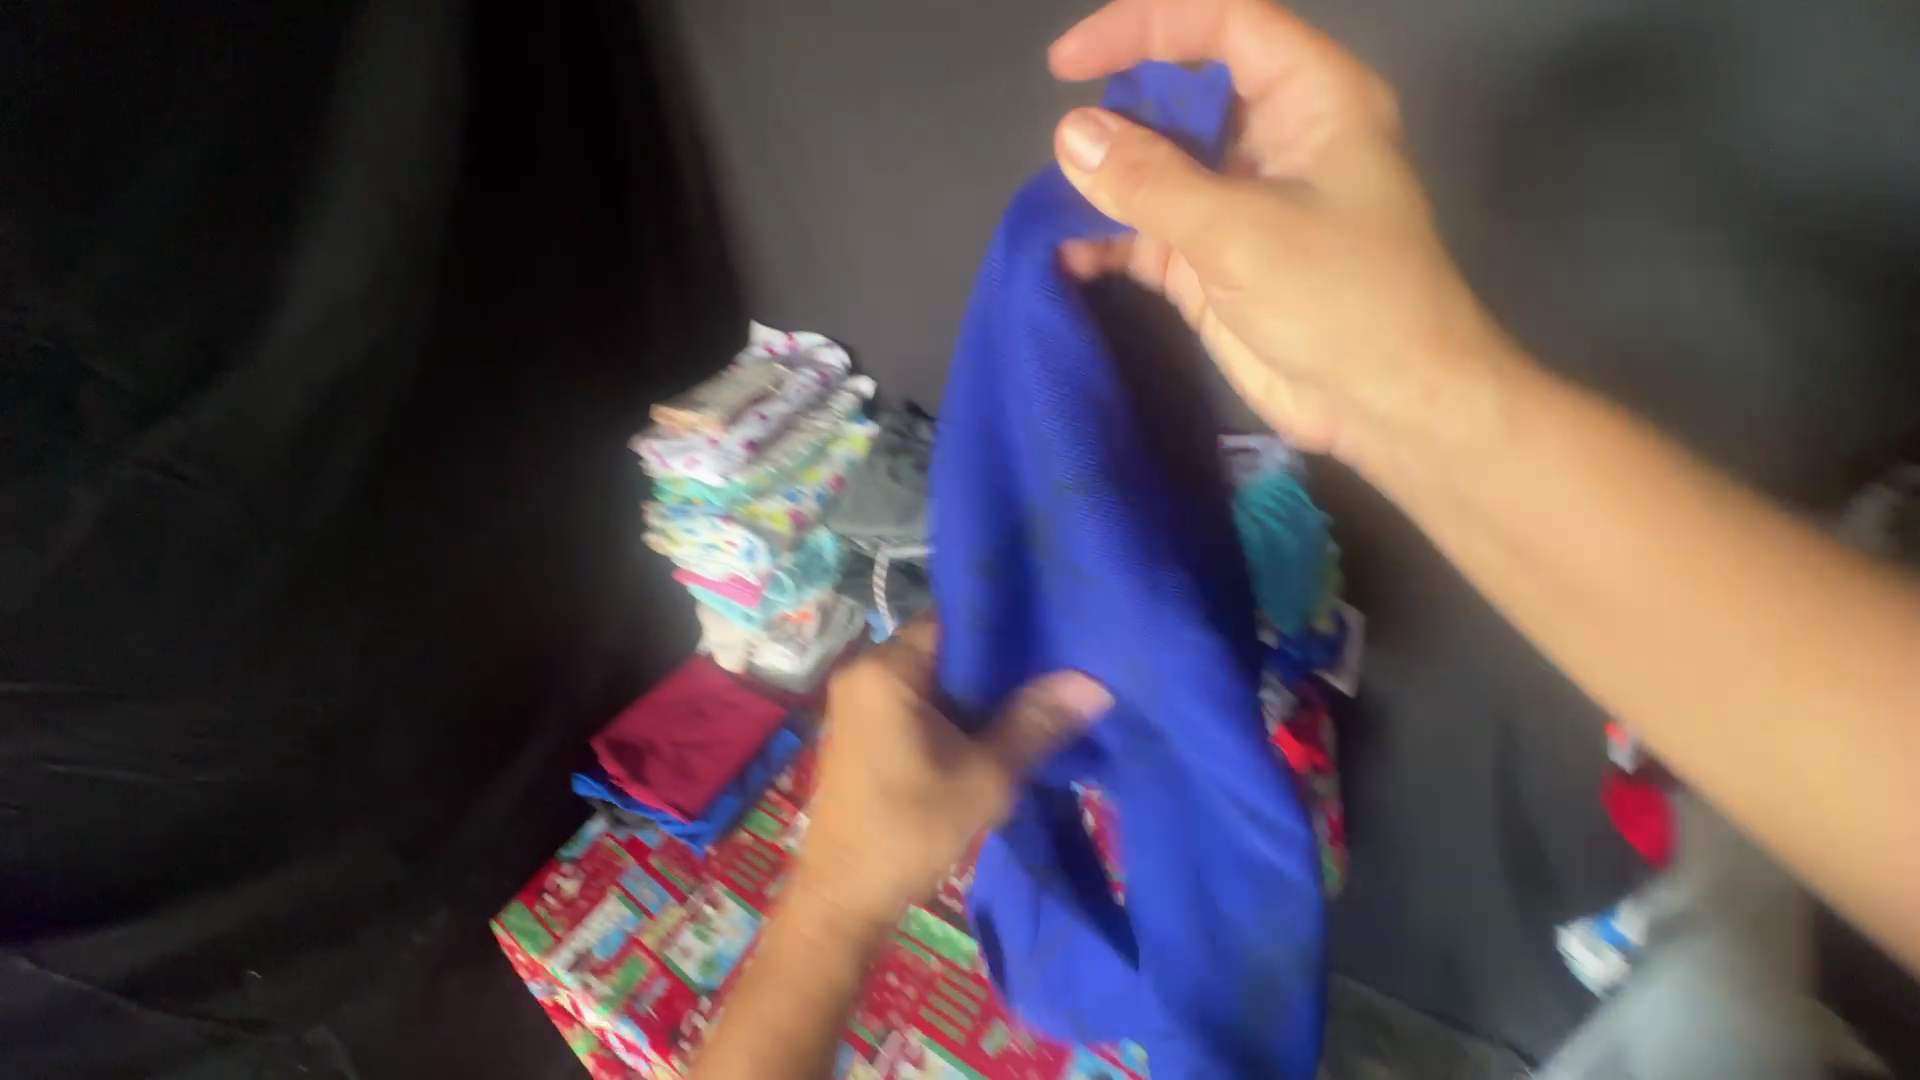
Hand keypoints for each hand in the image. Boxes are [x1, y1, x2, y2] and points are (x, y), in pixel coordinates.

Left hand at [790, 618, 1112, 931]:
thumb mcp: (985, 778)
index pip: (954, 618)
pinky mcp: (859, 728)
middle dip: (994, 662)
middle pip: (942, 645)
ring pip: (930, 675)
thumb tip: (1094, 683)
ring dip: (973, 689)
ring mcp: (857, 700)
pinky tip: (988, 726)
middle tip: (1050, 671)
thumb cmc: (909, 832)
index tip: (1051, 638)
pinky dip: (948, 708)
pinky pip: (912, 698)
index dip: (1004, 626)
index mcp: (886, 668)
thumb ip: (1037, 722)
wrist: (842, 901)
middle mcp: (864, 670)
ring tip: (1030, 697)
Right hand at [1050, 0, 1521, 469]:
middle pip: (1181, 98)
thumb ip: (1152, 183)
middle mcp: (1269, 143)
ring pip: (1157, 172)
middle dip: (1119, 117)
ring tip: (1056, 204)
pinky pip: (1148, 236)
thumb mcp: (1240, 231)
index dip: (1144, 27)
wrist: (1377, 402)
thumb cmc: (1338, 298)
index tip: (1068, 62)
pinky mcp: (1211, 264)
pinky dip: (1110, 244)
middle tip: (1069, 153)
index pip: (1222, 26)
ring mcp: (1236, 206)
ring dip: (1106, 186)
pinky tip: (1071, 257)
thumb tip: (1071, 137)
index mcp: (1307, 100)